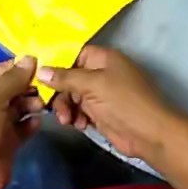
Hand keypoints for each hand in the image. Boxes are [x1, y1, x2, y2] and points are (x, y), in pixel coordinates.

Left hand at [0, 56, 41, 188]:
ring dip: (32, 104)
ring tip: (42, 107)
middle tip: (45, 88)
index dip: (16, 67)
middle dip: (28, 86)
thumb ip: (12, 79)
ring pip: (19, 108)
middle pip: (11, 89)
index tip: (39, 65)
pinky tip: (38, 123)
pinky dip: (31, 124)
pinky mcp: (9, 142)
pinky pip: (23, 127)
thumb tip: (30, 57)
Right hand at [39, 46, 180, 163]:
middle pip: (69, 77)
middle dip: (59, 92)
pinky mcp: (100, 113)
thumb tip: (40, 70)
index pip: (73, 54)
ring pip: (72, 96)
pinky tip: (79, 125)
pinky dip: (76, 117)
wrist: (150, 134)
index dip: (56, 64)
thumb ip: (65, 78)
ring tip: (67, 121)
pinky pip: (79, 111)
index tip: (37, 74)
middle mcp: (101, 73)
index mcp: (103, 58)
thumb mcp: (93, 85)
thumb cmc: (124, 102)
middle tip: (50, 106)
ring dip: (65, 108)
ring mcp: (101, 94)